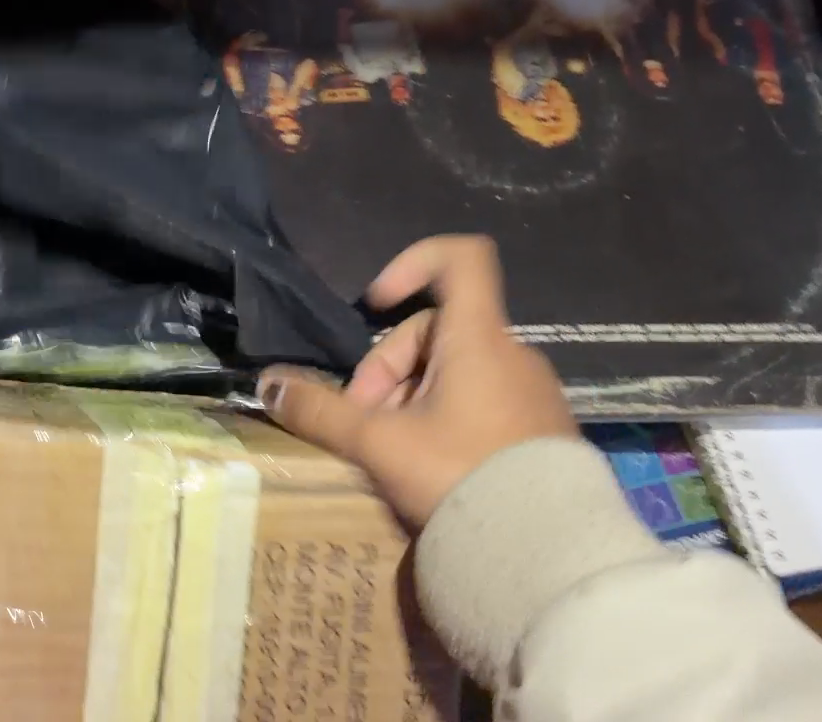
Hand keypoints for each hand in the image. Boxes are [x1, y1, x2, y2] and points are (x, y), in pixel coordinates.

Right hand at [257, 235, 575, 529]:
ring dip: (409, 400)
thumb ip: (320, 410)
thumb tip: (267, 385)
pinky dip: (442, 420)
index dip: (411, 263)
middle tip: (366, 422)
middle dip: (387, 371)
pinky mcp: (541, 433)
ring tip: (391, 452)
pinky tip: (427, 468)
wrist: (553, 562)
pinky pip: (479, 403)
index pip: (461, 260)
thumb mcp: (378, 442)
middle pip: (433, 332)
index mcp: (479, 339)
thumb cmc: (462, 475)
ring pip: (451, 373)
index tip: (377, 302)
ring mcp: (531, 394)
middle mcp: (512, 355)